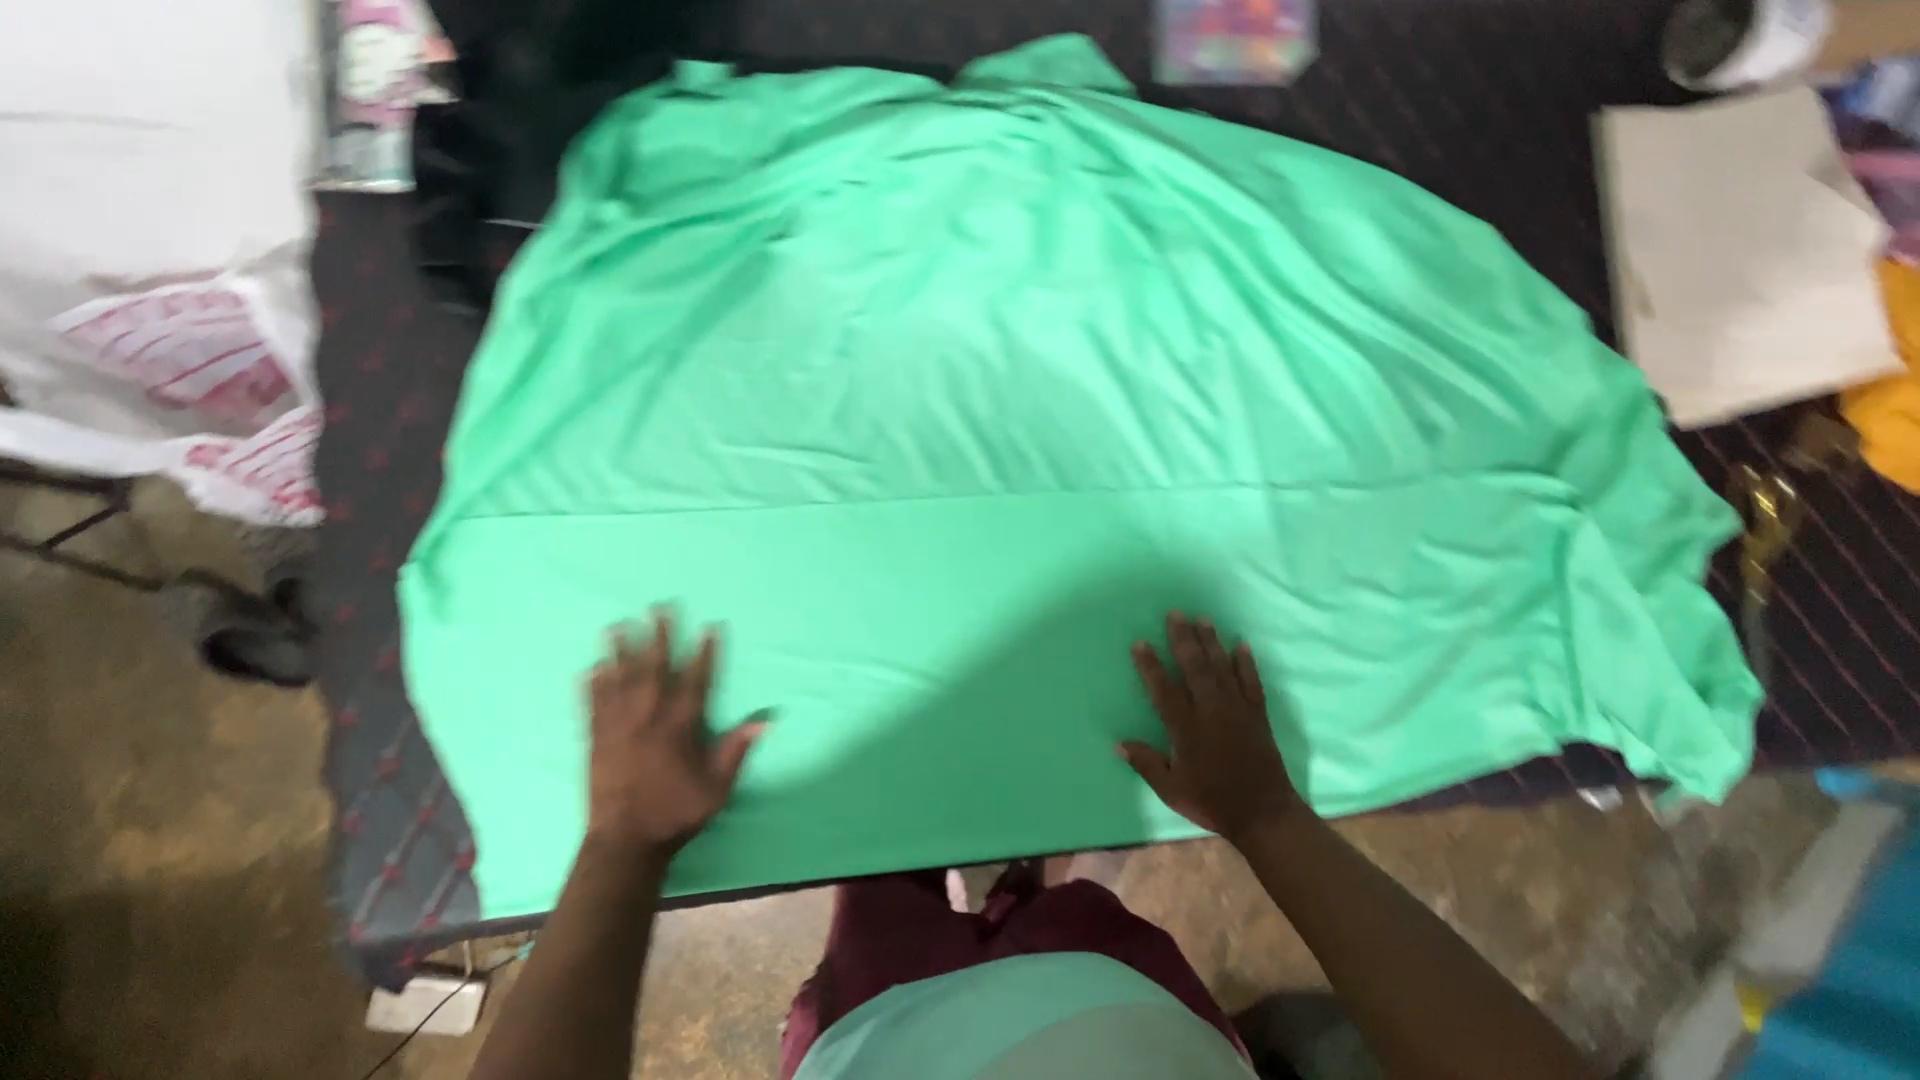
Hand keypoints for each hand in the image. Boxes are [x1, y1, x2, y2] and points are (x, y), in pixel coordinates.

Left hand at [585, 611, 764, 854]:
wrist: (625, 844)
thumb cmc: (675, 815)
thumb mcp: (717, 788)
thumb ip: (735, 751)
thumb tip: (765, 720)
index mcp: (678, 730)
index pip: (694, 683)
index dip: (703, 654)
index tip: (708, 627)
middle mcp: (646, 721)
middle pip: (653, 671)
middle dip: (658, 638)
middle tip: (658, 608)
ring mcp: (617, 730)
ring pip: (618, 682)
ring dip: (619, 653)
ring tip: (617, 625)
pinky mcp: (595, 743)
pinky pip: (592, 707)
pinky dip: (592, 687)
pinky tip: (591, 668)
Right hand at [1119, 612, 1305, 845]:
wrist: (1263, 813)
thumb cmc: (1212, 801)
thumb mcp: (1171, 789)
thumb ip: (1146, 763)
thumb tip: (1119, 743)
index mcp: (1186, 729)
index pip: (1164, 689)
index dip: (1150, 666)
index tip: (1140, 643)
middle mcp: (1211, 711)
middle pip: (1195, 668)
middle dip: (1183, 639)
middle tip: (1175, 614)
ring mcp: (1237, 710)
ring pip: (1222, 668)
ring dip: (1211, 642)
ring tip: (1202, 619)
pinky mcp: (1257, 715)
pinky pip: (1251, 682)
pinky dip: (1246, 663)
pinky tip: (1241, 645)